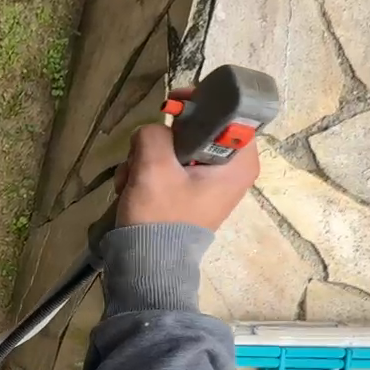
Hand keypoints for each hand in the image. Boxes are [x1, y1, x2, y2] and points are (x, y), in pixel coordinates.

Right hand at [114, 90, 260, 229]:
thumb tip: (152, 131)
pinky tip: (132, 189)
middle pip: (195, 134)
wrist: (147, 264)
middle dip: (160, 143)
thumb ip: (154, 136)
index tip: (171, 106)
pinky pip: (169, 171)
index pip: (228, 115)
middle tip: (140, 156)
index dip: (199, 105)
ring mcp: (208, 186)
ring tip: (131, 181)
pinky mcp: (188, 197)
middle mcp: (231, 171)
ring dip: (146, 161)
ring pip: (176, 152)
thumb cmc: (159, 216)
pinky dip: (147, 176)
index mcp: (238, 162)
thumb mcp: (153, 169)